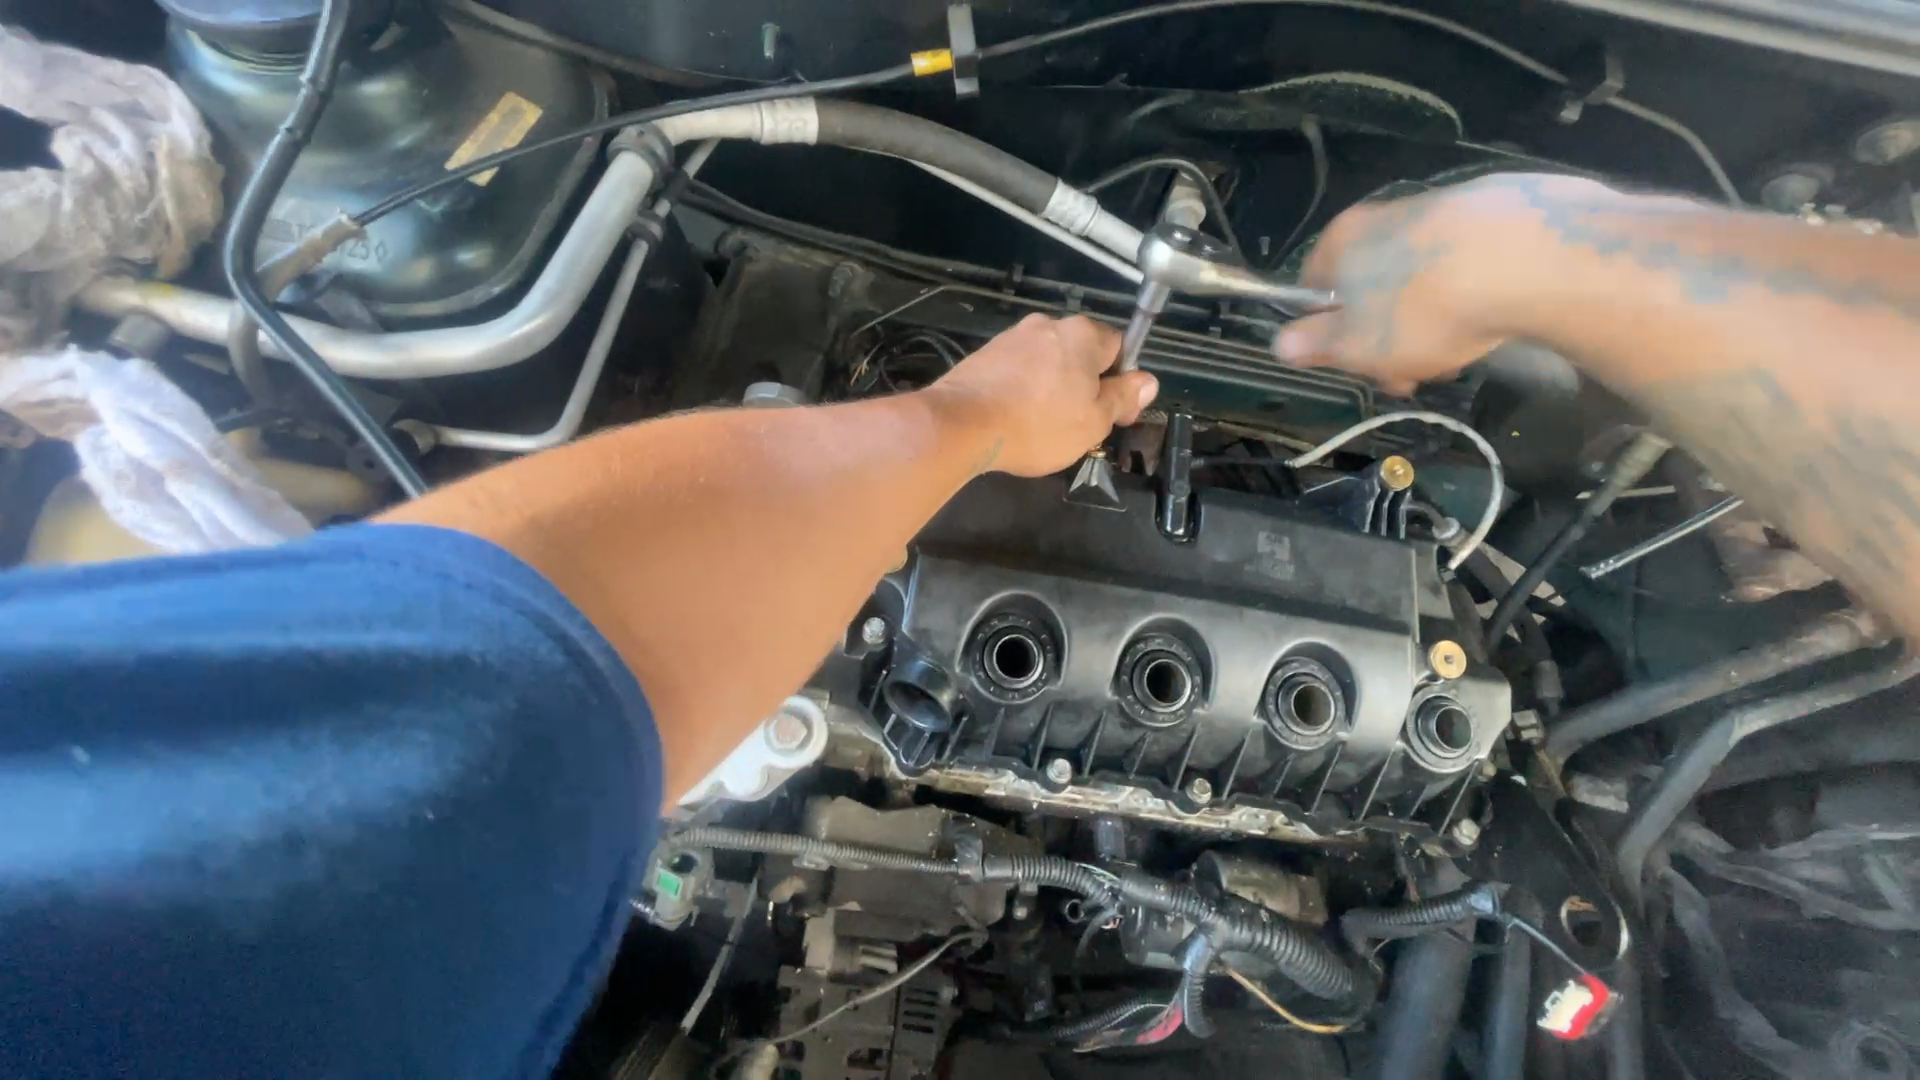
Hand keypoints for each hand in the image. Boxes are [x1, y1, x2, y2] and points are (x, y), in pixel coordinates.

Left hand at [924, 314, 1158, 477]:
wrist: (961, 425)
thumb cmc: (1038, 425)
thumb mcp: (1093, 422)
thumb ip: (1122, 398)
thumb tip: (1148, 381)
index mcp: (1082, 334)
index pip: (1119, 347)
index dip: (1122, 382)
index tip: (1115, 414)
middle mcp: (1047, 325)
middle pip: (1080, 354)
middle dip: (1083, 385)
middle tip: (1078, 425)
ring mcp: (1011, 337)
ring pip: (1046, 363)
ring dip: (1051, 388)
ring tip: (1041, 426)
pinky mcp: (983, 355)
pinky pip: (1016, 372)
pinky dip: (1021, 391)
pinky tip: (1013, 418)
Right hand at [1273, 174, 1608, 394]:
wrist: (1539, 260)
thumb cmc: (1424, 311)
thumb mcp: (1354, 346)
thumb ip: (1311, 345)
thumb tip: (1282, 342)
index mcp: (1342, 240)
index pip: (1313, 290)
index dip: (1330, 335)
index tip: (1358, 364)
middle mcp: (1388, 212)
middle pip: (1371, 286)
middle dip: (1387, 335)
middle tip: (1412, 372)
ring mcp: (1447, 205)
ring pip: (1421, 277)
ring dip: (1431, 320)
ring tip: (1459, 352)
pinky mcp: (1504, 207)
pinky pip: (1470, 261)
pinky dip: (1473, 290)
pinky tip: (1494, 316)